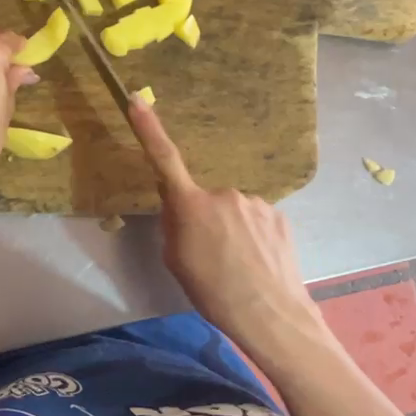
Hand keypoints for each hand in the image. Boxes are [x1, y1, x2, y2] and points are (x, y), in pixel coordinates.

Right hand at [128, 99, 321, 343]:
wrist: (271, 314)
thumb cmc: (213, 292)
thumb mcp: (177, 262)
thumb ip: (174, 227)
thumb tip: (178, 209)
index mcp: (192, 205)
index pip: (165, 160)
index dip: (148, 130)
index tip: (137, 101)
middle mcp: (224, 194)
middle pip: (204, 199)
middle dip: (203, 218)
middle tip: (208, 256)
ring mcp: (256, 202)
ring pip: (232, 210)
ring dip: (230, 229)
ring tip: (237, 265)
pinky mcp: (279, 215)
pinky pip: (255, 219)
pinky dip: (252, 236)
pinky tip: (257, 262)